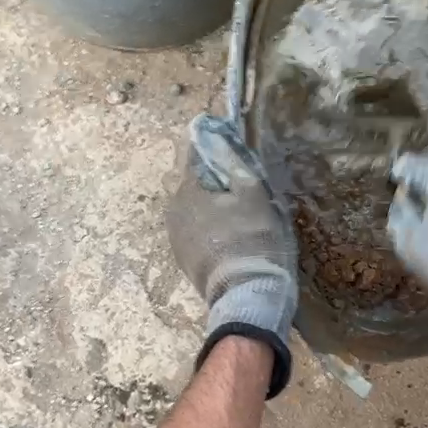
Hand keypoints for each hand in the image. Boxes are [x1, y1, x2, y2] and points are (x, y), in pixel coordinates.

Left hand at [166, 115, 296, 396]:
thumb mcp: (253, 193)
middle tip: (245, 188)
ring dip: (214, 206)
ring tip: (241, 216)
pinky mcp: (184, 259)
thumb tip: (213, 132)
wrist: (246, 294)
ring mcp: (176, 237)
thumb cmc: (254, 238)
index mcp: (187, 189)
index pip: (197, 154)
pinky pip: (197, 232)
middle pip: (196, 183)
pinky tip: (232, 237)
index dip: (217, 147)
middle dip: (217, 181)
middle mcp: (173, 210)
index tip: (235, 149)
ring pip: (195, 209)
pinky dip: (211, 229)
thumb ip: (232, 160)